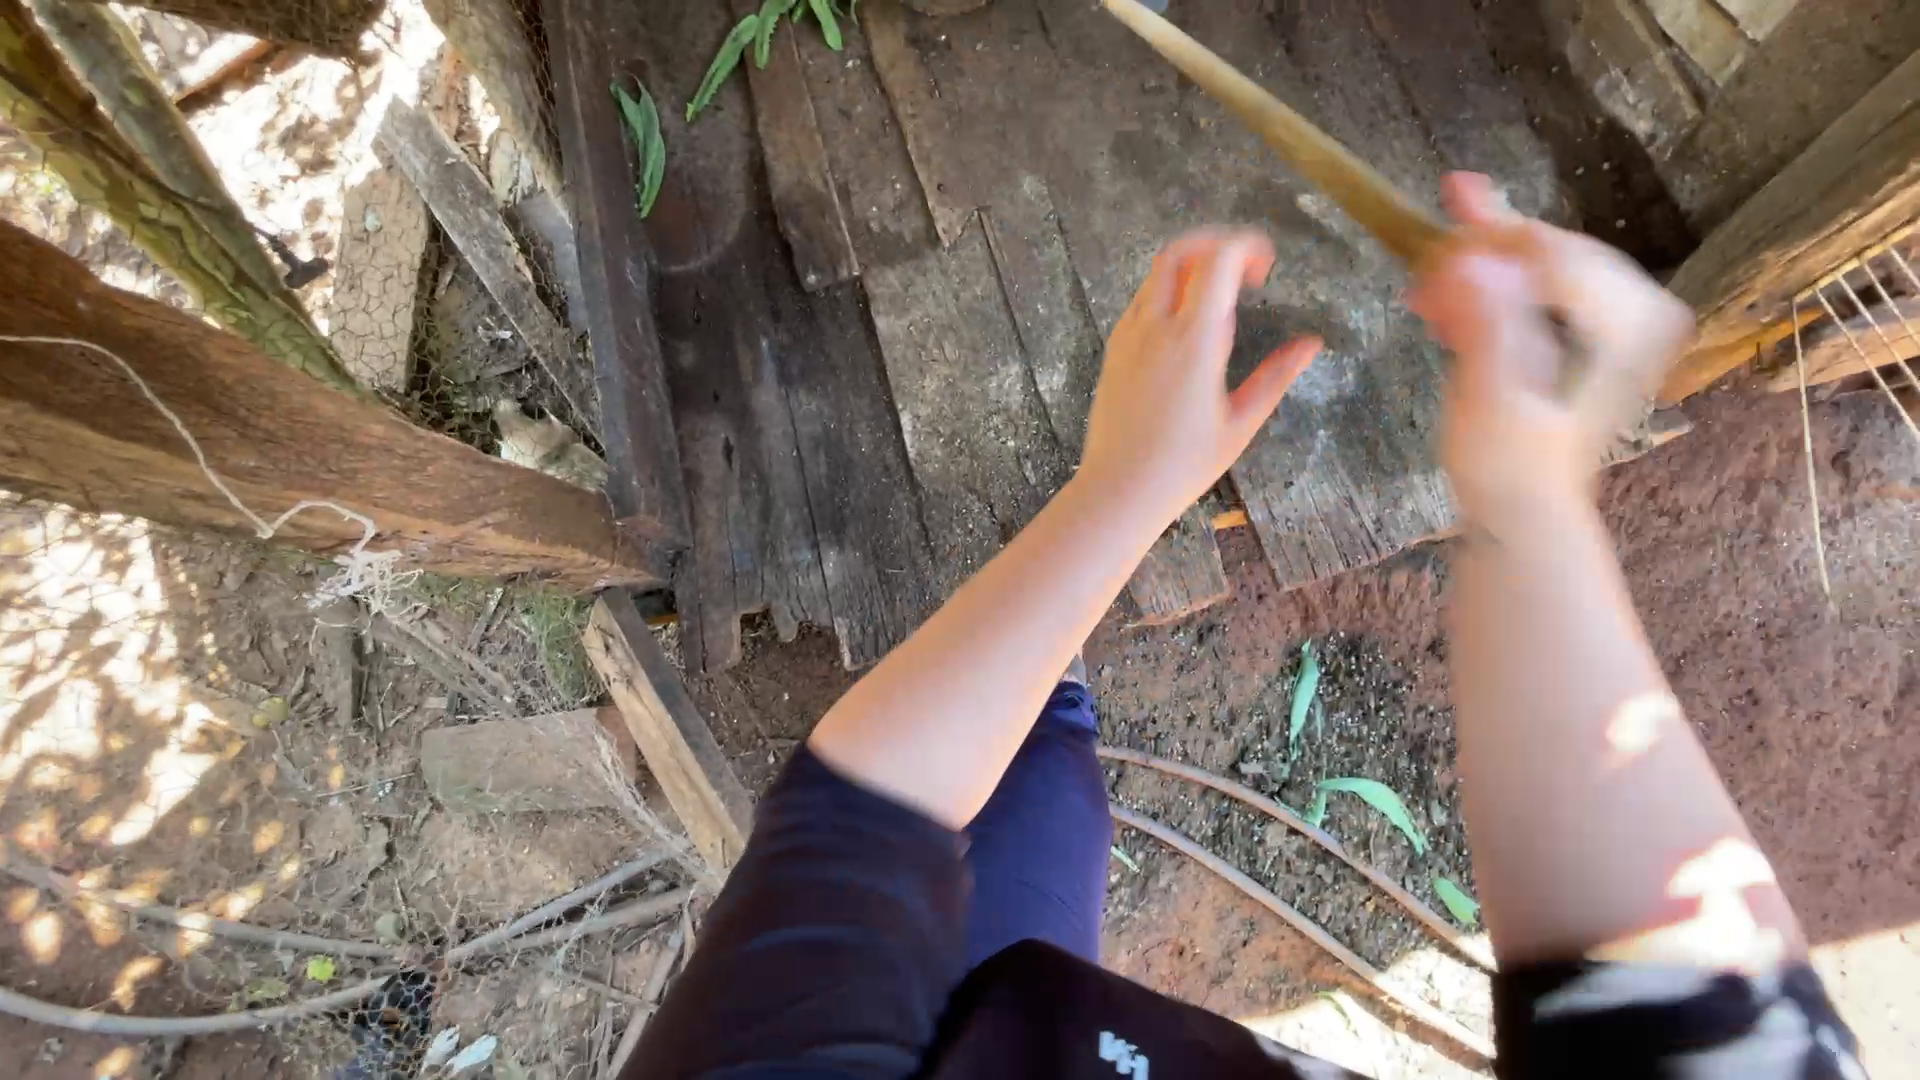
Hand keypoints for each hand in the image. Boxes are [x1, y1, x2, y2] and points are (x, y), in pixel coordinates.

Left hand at [1079, 228, 1321, 526]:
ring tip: (1217, 305)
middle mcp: (1154, 328)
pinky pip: (1138, 304)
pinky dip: (1164, 296)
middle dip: (1214, 245)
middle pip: (1178, 252)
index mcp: (1193, 340)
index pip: (1218, 260)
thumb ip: (1275, 377)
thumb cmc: (1183, 465)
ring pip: (1155, 277)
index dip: (1247, 246)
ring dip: (1189, 271)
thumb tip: (1311, 345)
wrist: (1119, 489)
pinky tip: (1183, 329)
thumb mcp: (1240, 423)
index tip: (1266, 267)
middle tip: (1242, 273)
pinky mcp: (1112, 353)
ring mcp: (1127, 338)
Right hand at [1411, 173, 1694, 536]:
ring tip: (1426, 290)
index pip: (1554, 252)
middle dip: (1483, 250)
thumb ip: (1488, 321)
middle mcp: (1633, 314)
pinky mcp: (1586, 342)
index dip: (1494, 231)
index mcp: (1623, 325)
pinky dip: (1491, 294)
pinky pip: (1537, 294)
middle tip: (1425, 254)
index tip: (1443, 210)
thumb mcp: (1490, 394)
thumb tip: (1470, 257)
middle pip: (1550, 253)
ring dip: (1480, 272)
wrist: (1522, 510)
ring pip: (1540, 270)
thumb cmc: (1504, 462)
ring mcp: (1612, 327)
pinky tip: (1451, 308)